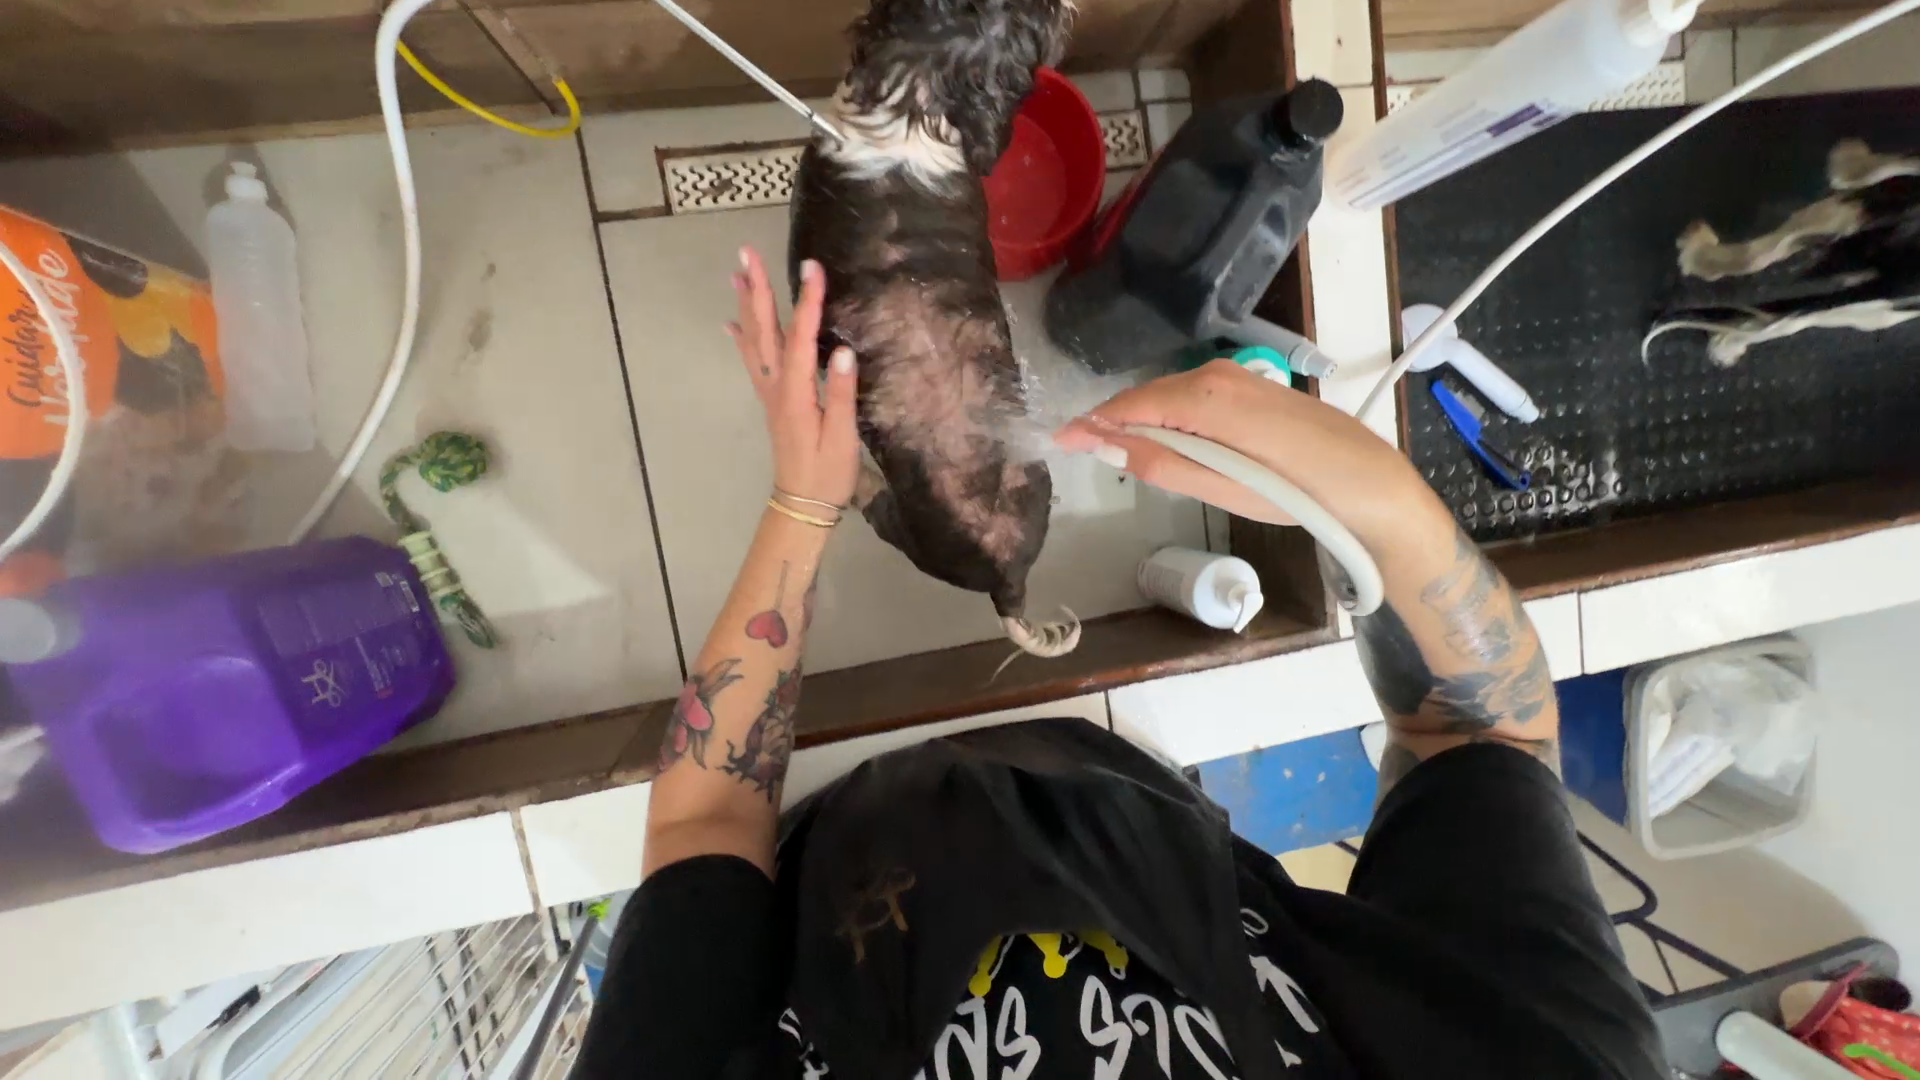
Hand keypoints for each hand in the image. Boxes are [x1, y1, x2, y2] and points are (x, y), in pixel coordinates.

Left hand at [729, 247, 859, 508]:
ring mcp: (771, 394)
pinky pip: (753, 362)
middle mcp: (777, 388)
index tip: (813, 268)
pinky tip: (732, 323)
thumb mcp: (843, 438)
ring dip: (747, 306)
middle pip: (765, 331)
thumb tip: (844, 351)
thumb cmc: (827, 473)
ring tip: (737, 274)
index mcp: (797, 393)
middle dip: (758, 290)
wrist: (802, 503)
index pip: (802, 338)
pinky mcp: (772, 402)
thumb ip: (842, 395)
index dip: (808, 302)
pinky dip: (742, 339)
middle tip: (747, 253)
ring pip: (755, 342)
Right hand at [1055, 360, 1447, 549]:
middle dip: (1116, 424)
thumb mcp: (1219, 487)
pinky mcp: (1253, 386)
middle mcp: (1215, 373)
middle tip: (1089, 456)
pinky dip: (1173, 419)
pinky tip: (1176, 444)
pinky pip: (1194, 399)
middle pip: (1147, 398)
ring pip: (1170, 398)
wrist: (1373, 485)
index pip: (1128, 405)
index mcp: (1203, 397)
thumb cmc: (1295, 494)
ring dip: (1145, 423)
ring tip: (1129, 457)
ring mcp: (1237, 375)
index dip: (1091, 425)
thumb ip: (1158, 462)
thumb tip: (1101, 444)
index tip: (1059, 441)